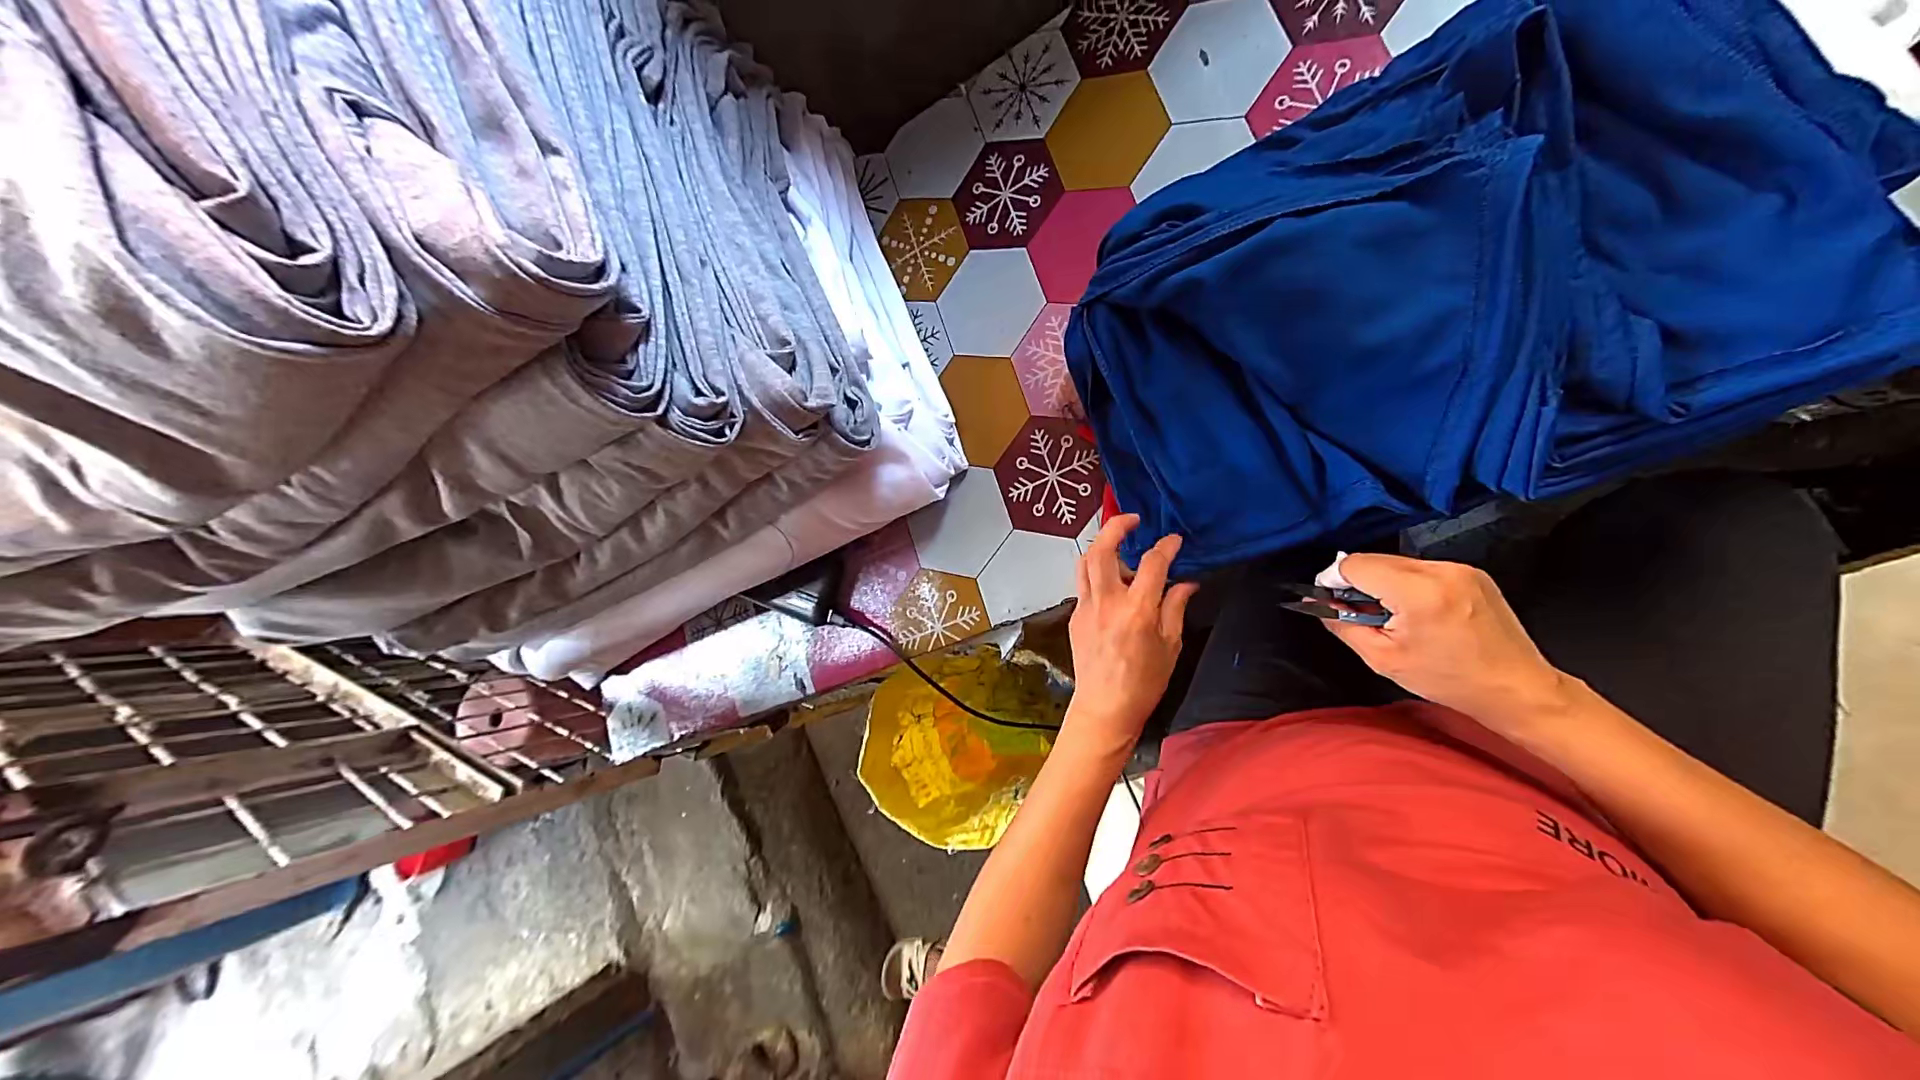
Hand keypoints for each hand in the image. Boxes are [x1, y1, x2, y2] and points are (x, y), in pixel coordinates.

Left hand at [1064, 514, 1199, 759]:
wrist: (1105, 707)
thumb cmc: (1143, 682)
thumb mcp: (1170, 645)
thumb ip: (1175, 607)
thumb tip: (1185, 582)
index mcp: (1137, 610)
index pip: (1152, 563)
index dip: (1166, 545)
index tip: (1174, 540)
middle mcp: (1107, 602)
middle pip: (1102, 550)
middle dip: (1115, 527)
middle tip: (1132, 521)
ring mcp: (1086, 608)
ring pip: (1085, 563)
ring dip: (1101, 547)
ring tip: (1121, 550)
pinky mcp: (1075, 616)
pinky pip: (1084, 585)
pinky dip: (1097, 575)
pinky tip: (1113, 585)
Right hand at [1323, 554, 1571, 733]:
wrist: (1515, 688)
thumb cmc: (1451, 680)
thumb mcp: (1382, 658)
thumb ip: (1343, 624)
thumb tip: (1320, 603)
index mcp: (1419, 592)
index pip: (1355, 564)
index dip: (1334, 580)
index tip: (1330, 600)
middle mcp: (1442, 571)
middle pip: (1376, 560)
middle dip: (1359, 582)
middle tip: (1360, 613)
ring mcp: (1461, 569)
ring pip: (1397, 562)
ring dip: (1383, 583)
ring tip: (1392, 616)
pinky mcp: (1471, 572)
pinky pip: (1421, 568)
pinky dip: (1407, 584)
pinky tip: (1415, 612)